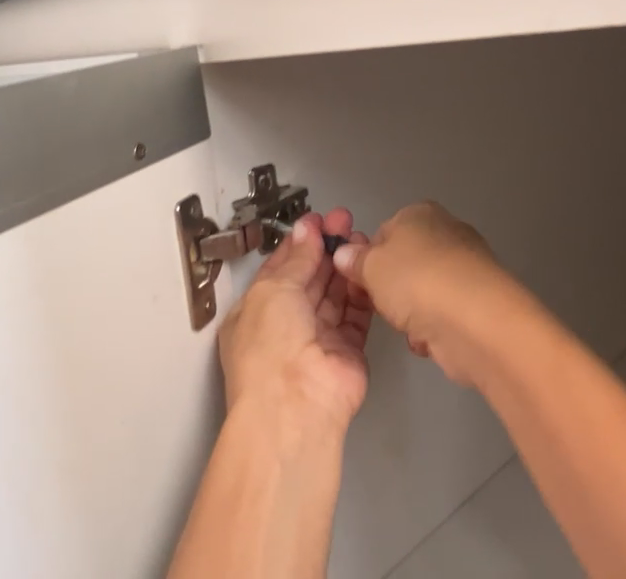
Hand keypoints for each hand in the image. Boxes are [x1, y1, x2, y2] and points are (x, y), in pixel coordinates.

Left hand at [219, 209, 373, 428]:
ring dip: (345, 265)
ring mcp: (318, 337)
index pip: (280, 268)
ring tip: (360, 237)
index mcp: (256, 311)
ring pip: (335, 292)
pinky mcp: (347, 349)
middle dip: (326, 247)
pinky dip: (362, 290)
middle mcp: (286, 324)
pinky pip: (356, 313)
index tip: (318, 219)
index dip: (300, 242)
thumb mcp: (273, 290)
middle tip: (344, 219)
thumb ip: (296, 259)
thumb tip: (306, 230)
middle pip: (310, 277)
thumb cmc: (269, 350)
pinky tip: (369, 266)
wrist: (296, 407)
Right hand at [332, 202, 531, 388]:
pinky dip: (431, 329)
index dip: (367, 258)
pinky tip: (428, 338)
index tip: (358, 280)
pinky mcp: (476, 301)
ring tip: (408, 324)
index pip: (384, 231)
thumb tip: (344, 253)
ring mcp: (465, 268)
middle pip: (405, 264)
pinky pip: (441, 315)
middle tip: (380, 304)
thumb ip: (355, 260)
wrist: (472, 319)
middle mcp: (446, 233)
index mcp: (421, 214)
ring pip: (422, 293)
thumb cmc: (415, 280)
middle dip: (390, 289)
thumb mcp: (371, 266)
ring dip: (410, 313)